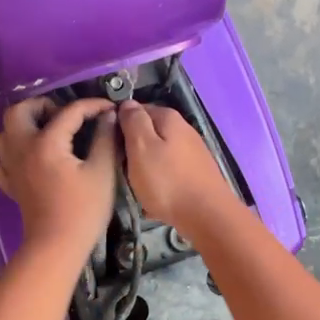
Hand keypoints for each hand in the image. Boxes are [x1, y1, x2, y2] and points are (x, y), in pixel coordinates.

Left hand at [0, 98, 119, 259]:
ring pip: (6, 133)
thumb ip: (105, 139)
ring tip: (48, 132)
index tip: (108, 108)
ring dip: (25, 126)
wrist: (56, 247)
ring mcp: (11, 167)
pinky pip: (4, 159)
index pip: (69, 112)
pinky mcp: (9, 184)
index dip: (91, 106)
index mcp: (46, 143)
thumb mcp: (102, 172)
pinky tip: (33, 159)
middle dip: (43, 105)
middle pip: (19, 111)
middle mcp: (22, 148)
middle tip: (65, 115)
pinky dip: (16, 152)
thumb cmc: (83, 210)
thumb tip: (107, 116)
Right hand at [118, 101, 240, 235]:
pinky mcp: (196, 172)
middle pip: (149, 132)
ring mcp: (192, 151)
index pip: (136, 110)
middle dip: (134, 148)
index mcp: (169, 118)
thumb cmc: (167, 181)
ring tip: (138, 184)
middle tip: (124, 168)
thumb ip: (133, 122)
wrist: (207, 216)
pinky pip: (169, 170)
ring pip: (158, 152)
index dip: (121, 125)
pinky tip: (155, 196)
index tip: (112, 145)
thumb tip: (127, 103)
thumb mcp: (141, 147)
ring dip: (145, 166)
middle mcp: (184, 129)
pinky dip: (160, 180)